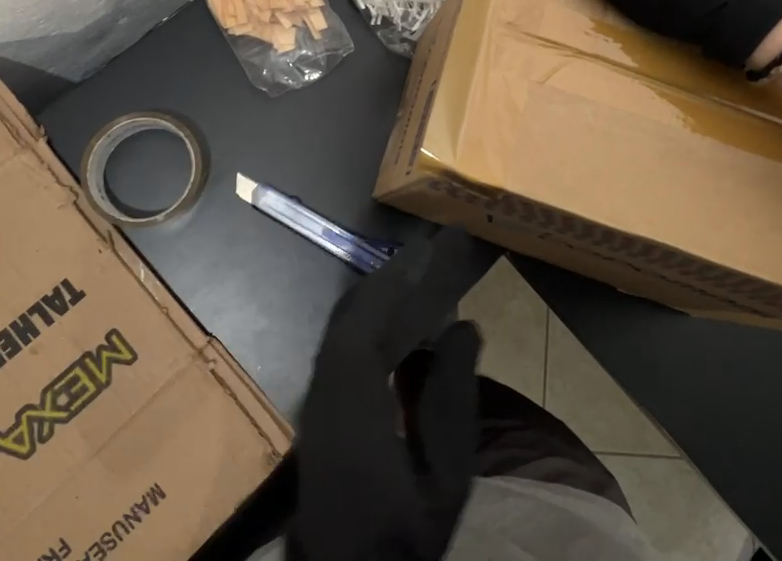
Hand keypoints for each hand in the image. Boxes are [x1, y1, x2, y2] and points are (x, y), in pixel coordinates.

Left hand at [288, 228, 484, 560]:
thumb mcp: (445, 478)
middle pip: (350, 317)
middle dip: (389, 278)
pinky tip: (400, 321)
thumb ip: (451, 400)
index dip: (395, 281)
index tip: (428, 249)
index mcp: (352, 410)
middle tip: (430, 251)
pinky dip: (371, 321)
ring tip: (420, 273)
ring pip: (343, 330)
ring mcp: (317, 402)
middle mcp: (324, 395)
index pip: (365, 324)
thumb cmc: (404, 535)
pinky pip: (343, 348)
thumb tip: (464, 327)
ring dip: (379, 296)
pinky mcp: (320, 412)